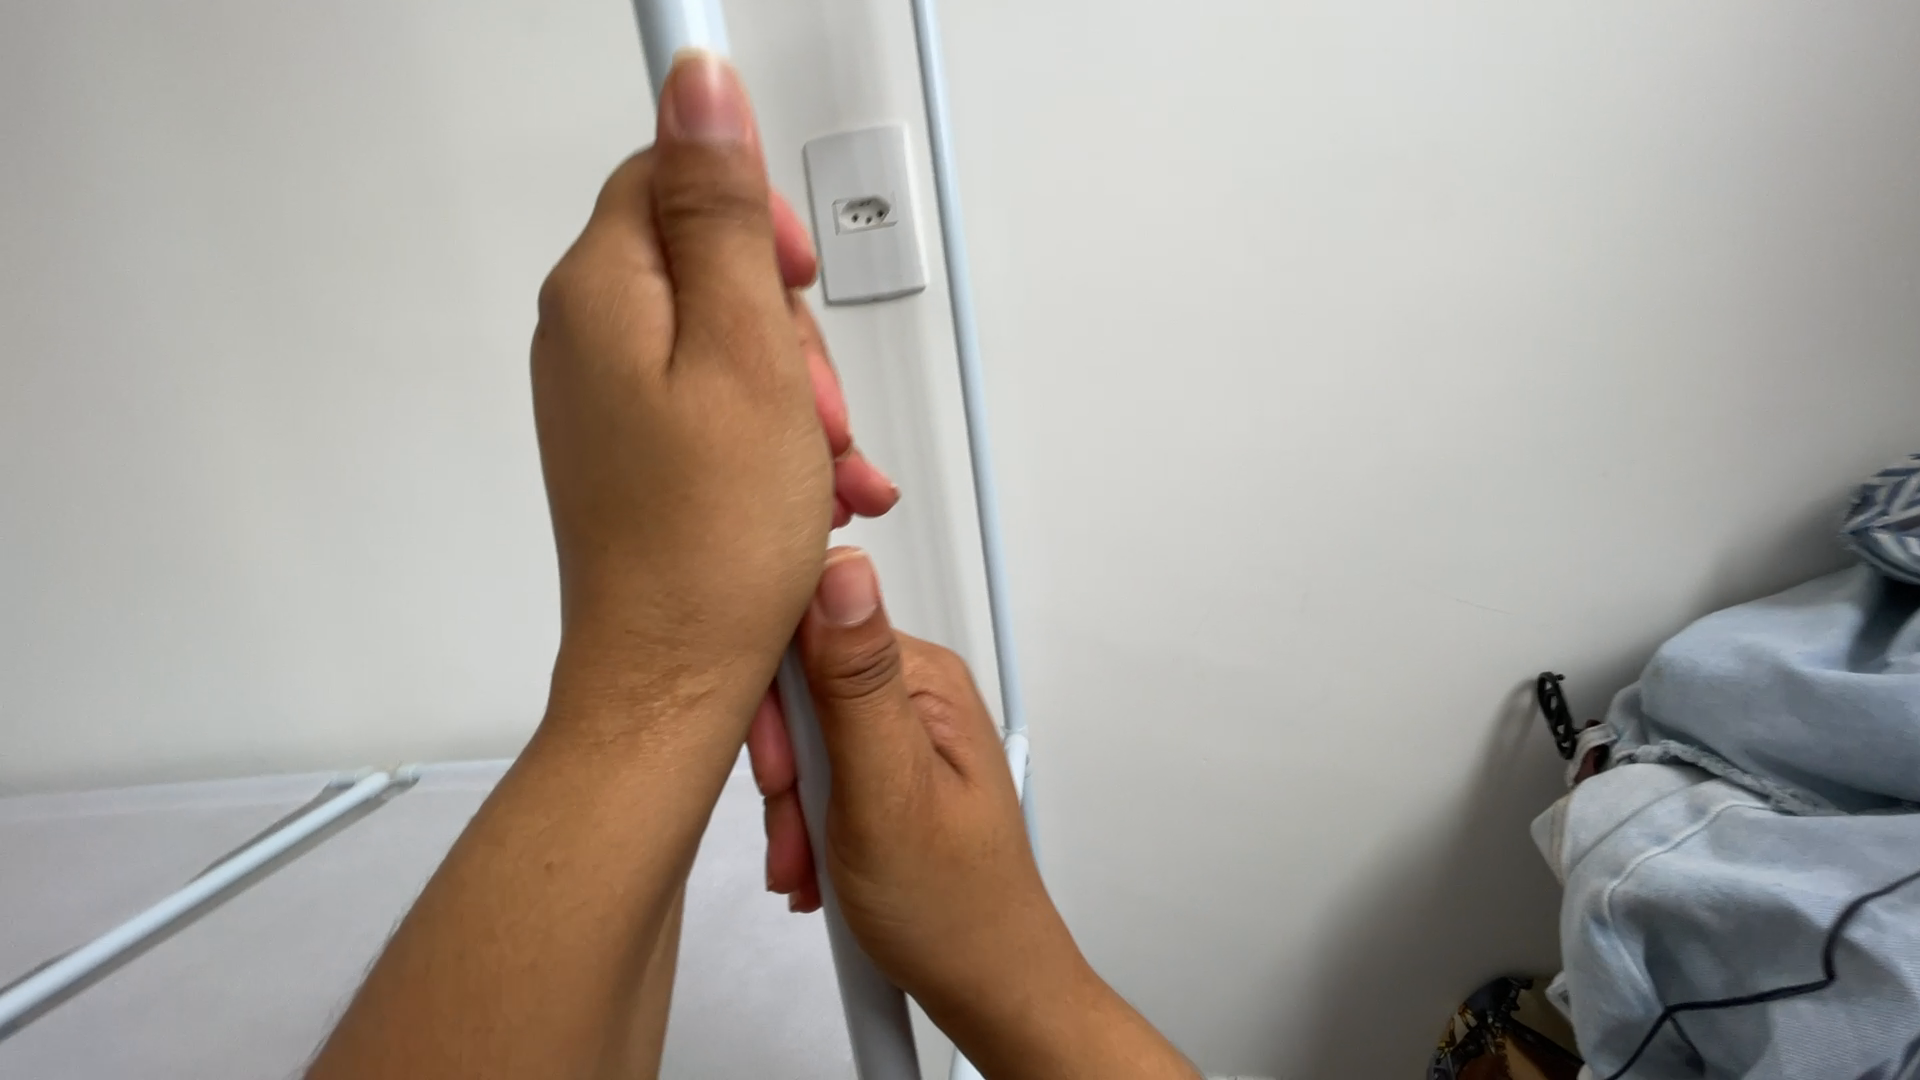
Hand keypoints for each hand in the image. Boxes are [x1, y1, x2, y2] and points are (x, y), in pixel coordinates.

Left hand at [532, 53, 890, 723]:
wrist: (678, 672)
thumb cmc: (712, 541)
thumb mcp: (748, 356)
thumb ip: (725, 217)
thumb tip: (699, 88)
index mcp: (604, 298)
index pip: (669, 180)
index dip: (753, 219)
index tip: (797, 277)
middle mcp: (595, 344)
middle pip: (715, 276)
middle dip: (789, 336)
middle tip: (814, 407)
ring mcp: (620, 405)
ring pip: (735, 351)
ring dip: (800, 401)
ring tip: (827, 469)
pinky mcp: (649, 454)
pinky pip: (727, 412)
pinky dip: (781, 441)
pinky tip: (821, 490)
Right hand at [749, 551, 1199, 1078]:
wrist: (984, 979)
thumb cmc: (952, 904)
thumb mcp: (888, 790)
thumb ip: (855, 680)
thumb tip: (842, 568)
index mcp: (923, 677)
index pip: (813, 626)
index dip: (774, 697)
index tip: (778, 766)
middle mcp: (914, 692)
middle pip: (802, 683)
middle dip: (783, 764)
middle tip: (797, 825)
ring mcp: (899, 729)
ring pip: (802, 733)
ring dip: (790, 802)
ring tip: (811, 858)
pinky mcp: (883, 763)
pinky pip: (817, 766)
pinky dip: (803, 815)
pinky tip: (817, 858)